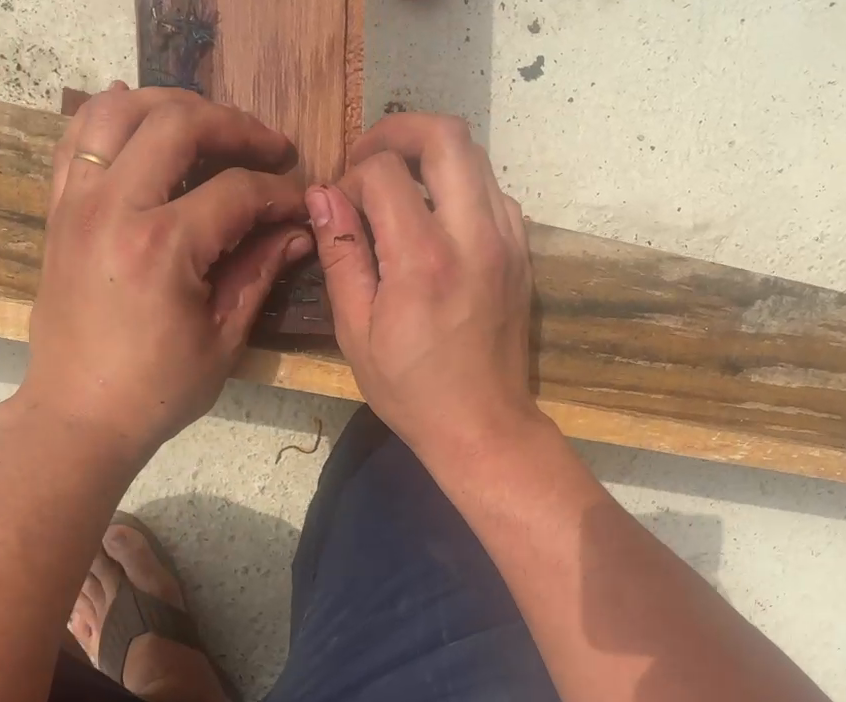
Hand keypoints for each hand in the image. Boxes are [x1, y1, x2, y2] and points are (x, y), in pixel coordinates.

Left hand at [24, 83, 313, 456]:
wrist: (80, 414)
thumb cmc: (158, 391)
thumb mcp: (222, 340)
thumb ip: (257, 274)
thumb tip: (296, 233)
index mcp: (162, 249)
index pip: (235, 192)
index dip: (279, 192)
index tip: (302, 203)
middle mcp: (114, 210)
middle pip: (177, 125)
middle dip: (235, 127)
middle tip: (270, 147)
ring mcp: (77, 204)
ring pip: (118, 111)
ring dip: (171, 105)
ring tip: (210, 126)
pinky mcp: (59, 212)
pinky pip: (79, 139)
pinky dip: (113, 118)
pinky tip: (145, 124)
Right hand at [306, 114, 543, 461]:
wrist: (483, 425)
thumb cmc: (411, 391)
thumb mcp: (357, 334)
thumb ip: (341, 257)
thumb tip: (323, 196)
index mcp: (423, 259)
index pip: (384, 171)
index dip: (351, 177)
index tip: (339, 208)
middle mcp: (473, 236)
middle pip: (446, 135)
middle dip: (399, 132)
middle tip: (369, 159)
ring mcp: (507, 242)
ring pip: (476, 157)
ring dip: (434, 158)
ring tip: (402, 189)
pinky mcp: (522, 255)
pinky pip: (494, 192)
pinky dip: (462, 186)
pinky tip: (438, 220)